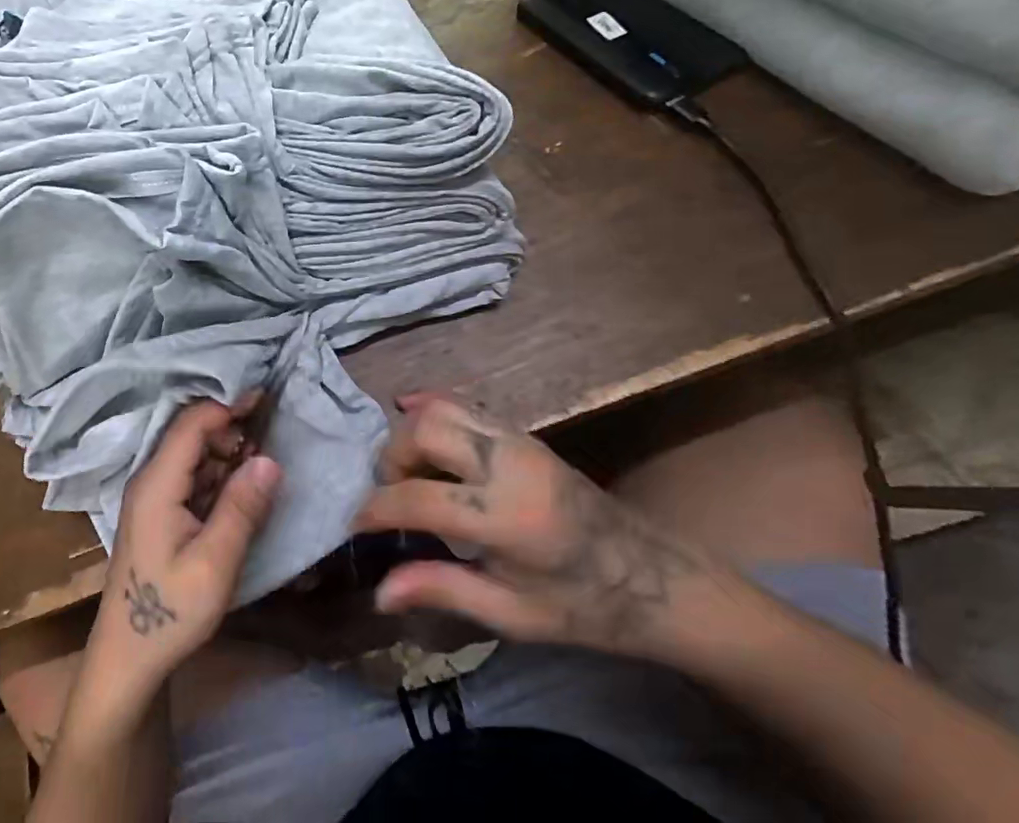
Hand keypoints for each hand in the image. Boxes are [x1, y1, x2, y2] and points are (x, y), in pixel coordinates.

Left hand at [90, 398, 281, 697]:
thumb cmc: (171, 610)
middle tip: (271, 444)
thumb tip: (270, 458)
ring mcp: (150, 496)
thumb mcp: (215, 562)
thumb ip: (241, 507)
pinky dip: (215, 476)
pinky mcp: (157, 512)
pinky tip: (240, 492)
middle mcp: (148, 480)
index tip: (266, 400)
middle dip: (230, 431)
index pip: (190, 424)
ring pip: (190, 456)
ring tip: (262, 468)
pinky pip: (188, 478)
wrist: (129, 653)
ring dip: (225, 455)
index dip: (226, 406)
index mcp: (156, 483)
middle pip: (189, 435)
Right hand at [354, 392, 718, 659]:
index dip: (374, 511)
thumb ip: (441, 590)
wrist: (662, 582)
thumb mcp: (513, 614)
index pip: (415, 498)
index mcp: (507, 518)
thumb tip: (378, 592)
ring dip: (410, 436)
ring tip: (410, 473)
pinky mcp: (524, 434)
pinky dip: (430, 409)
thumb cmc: (586, 608)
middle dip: (391, 460)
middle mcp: (510, 465)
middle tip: (392, 496)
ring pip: (439, 409)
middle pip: (422, 431)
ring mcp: (519, 441)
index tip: (356, 527)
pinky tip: (411, 419)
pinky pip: (463, 404)